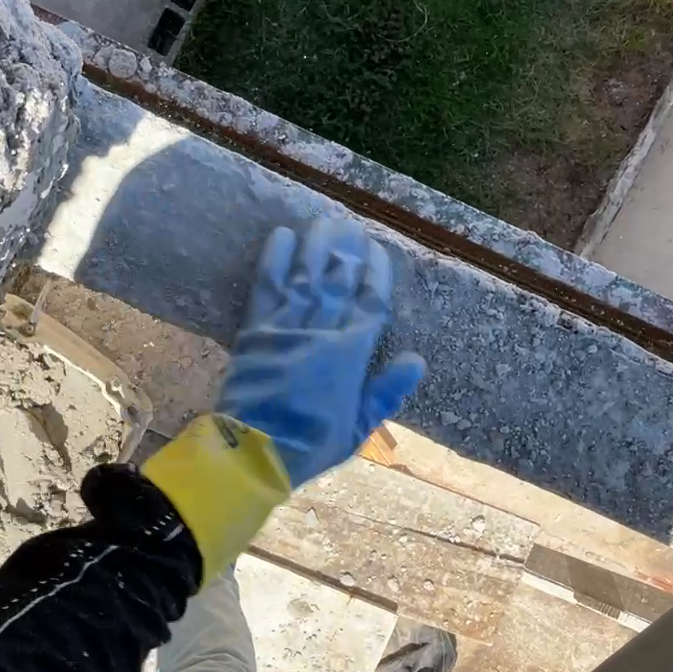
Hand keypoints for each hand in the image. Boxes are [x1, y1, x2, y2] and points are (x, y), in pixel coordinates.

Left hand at [217, 219, 425, 485]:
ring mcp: (287, 327)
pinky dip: (274, 259)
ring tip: (324, 220)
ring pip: (307, 276)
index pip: (371, 304)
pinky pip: (267, 287)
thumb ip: (387, 390)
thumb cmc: (312, 444)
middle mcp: (322, 332)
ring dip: (316, 246)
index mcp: (351, 355)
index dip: (377, 275)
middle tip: (351, 224)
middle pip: (339, 283)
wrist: (256, 452)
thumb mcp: (360, 426)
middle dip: (348, 252)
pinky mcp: (255, 330)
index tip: (380, 250)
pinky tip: (281, 235)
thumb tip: (417, 359)